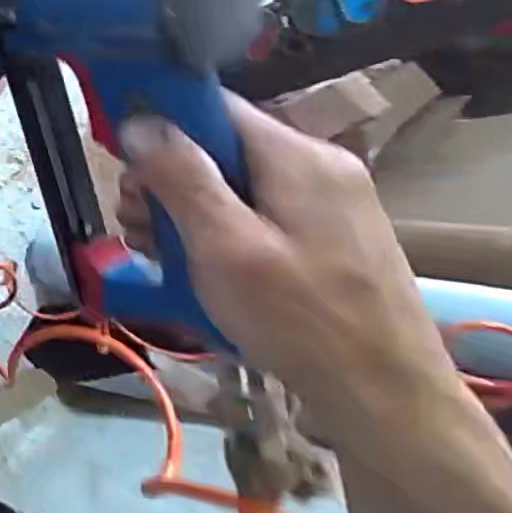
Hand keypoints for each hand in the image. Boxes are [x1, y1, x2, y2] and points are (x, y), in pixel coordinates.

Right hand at [117, 95, 460, 437]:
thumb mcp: (224, 245)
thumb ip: (180, 176)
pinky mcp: (324, 235)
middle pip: (215, 148)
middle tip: (138, 224)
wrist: (388, 404)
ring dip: (182, 211)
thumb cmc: (299, 320)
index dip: (159, 125)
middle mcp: (314, 166)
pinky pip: (252, 213)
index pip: (211, 108)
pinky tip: (193, 266)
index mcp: (296, 156)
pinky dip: (214, 231)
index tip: (124, 162)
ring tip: (157, 253)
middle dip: (164, 181)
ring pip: (229, 183)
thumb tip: (138, 120)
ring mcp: (323, 202)